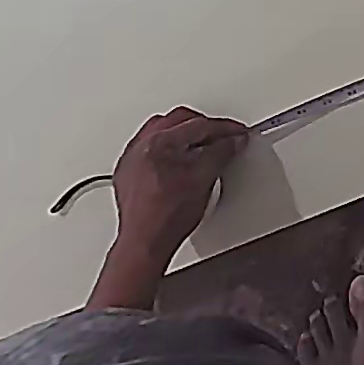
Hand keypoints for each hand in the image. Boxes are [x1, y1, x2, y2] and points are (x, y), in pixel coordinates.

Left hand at [108, 106, 249, 258]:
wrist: (145, 244)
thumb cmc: (166, 218)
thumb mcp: (204, 180)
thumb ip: (221, 154)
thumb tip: (232, 141)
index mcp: (160, 142)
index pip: (199, 125)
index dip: (224, 128)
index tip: (236, 133)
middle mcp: (142, 146)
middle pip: (178, 120)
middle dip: (203, 126)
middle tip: (221, 137)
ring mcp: (132, 159)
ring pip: (161, 130)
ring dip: (182, 134)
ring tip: (200, 146)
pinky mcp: (127, 172)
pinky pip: (149, 147)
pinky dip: (166, 148)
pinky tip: (177, 160)